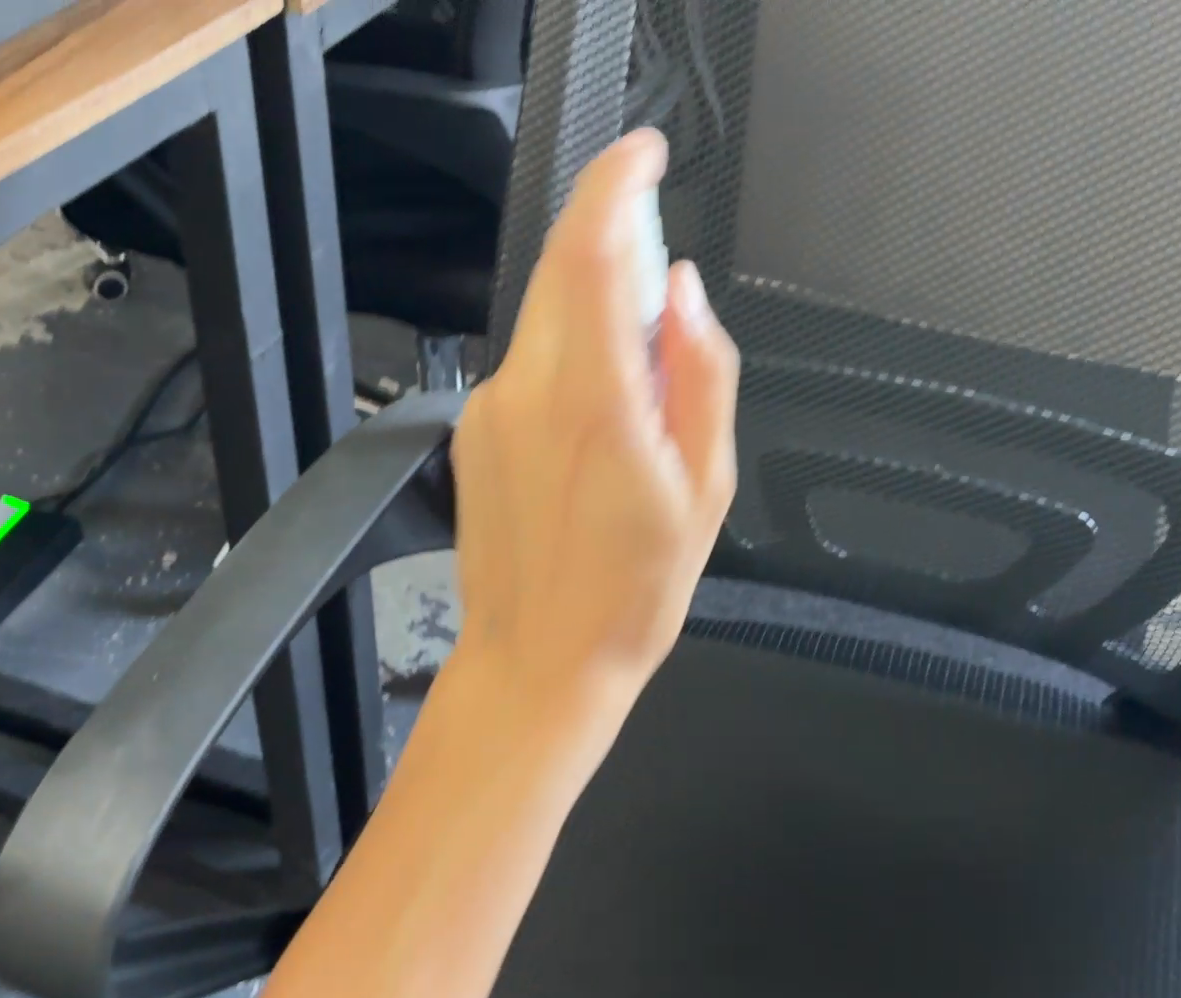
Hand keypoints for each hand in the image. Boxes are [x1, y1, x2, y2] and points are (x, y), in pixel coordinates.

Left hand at [446, 129, 740, 726]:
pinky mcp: (474, 428)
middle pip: (564, 270)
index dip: (618, 183)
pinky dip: (568, 359)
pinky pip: (527, 363)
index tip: (644, 156)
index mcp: (596, 400)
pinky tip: (594, 431)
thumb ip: (702, 373)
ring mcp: (491, 408)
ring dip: (596, 317)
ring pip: (546, 316)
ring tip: (636, 399)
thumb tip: (685, 295)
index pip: (593, 248)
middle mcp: (529, 390)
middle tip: (662, 299)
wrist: (538, 659)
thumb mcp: (706, 488)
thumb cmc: (628, 594)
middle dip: (616, 251)